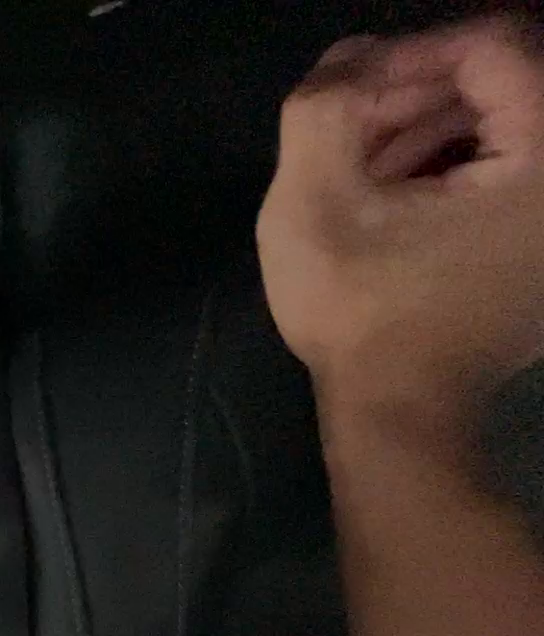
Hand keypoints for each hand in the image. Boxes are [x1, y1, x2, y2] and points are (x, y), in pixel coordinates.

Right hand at [258, 17, 543, 430]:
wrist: (399, 398)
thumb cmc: (355, 306)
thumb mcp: (309, 209)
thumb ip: (319, 118)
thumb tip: (340, 59)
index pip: (495, 44)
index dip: (404, 57)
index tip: (333, 100)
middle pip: (505, 76)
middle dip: (408, 96)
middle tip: (333, 140)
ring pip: (502, 118)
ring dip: (418, 129)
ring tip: (346, 173)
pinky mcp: (543, 228)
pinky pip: (504, 160)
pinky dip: (442, 162)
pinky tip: (383, 196)